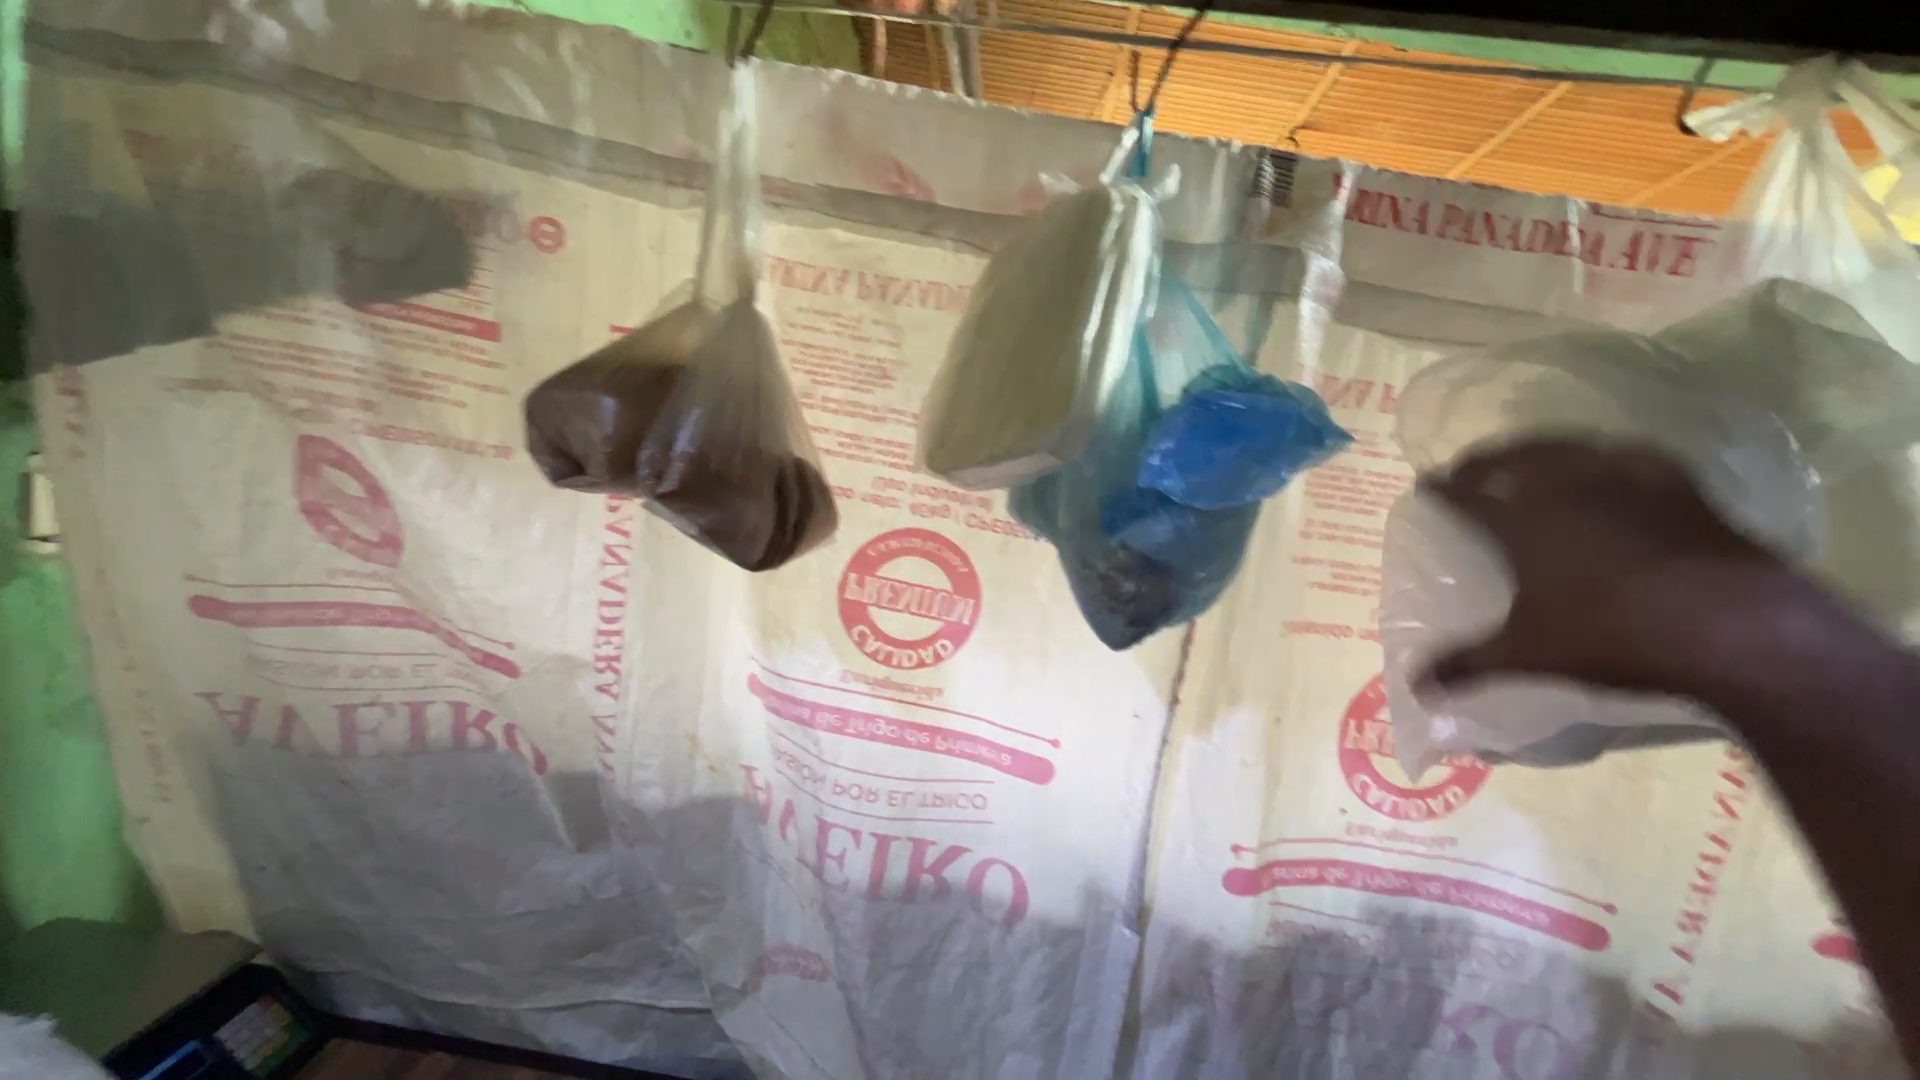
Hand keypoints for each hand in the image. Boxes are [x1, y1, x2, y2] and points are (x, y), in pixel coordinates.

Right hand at [1417, 439, 1804, 705]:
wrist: (1736, 627)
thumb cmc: (1612, 636)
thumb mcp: (1529, 655)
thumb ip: (1468, 665)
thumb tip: (1417, 689)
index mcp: (1520, 522)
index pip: (1466, 493)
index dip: (1442, 488)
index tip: (1427, 484)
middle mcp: (1563, 488)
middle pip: (1510, 459)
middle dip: (1483, 461)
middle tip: (1467, 467)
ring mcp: (1623, 479)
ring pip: (1564, 448)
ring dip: (1535, 449)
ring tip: (1523, 456)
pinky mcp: (1676, 483)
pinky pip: (1623, 453)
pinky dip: (1599, 454)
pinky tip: (1602, 461)